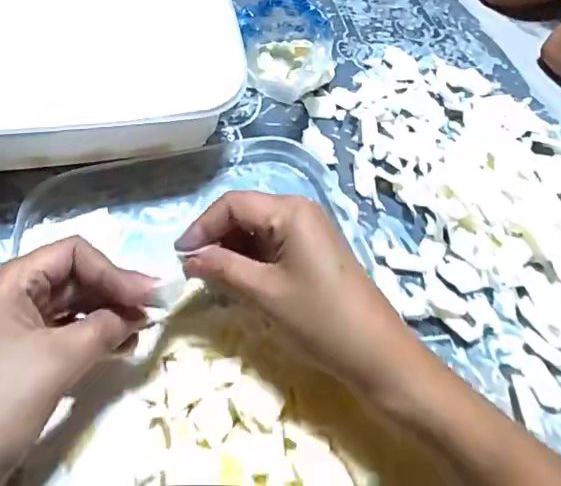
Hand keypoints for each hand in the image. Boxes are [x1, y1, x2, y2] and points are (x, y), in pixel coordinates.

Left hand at [0, 238, 156, 485]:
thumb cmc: (1, 399)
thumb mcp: (57, 360)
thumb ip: (101, 329)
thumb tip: (134, 314)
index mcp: (13, 279)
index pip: (73, 254)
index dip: (113, 271)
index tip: (148, 296)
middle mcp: (13, 292)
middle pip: (73, 277)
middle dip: (112, 291)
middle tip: (153, 310)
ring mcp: (15, 324)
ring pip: (70, 306)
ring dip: (105, 315)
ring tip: (140, 330)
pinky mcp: (20, 354)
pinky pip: (62, 332)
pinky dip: (90, 336)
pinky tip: (117, 346)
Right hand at [177, 191, 422, 398]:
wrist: (380, 357)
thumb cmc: (321, 321)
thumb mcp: (265, 294)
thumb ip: (224, 269)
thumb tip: (189, 258)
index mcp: (289, 211)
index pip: (232, 204)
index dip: (202, 226)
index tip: (181, 255)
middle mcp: (299, 209)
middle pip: (244, 212)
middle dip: (216, 237)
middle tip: (194, 269)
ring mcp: (309, 229)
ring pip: (257, 227)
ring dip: (232, 248)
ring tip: (213, 278)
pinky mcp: (313, 249)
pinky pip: (272, 242)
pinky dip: (251, 257)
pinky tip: (239, 280)